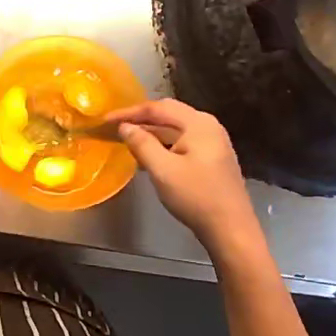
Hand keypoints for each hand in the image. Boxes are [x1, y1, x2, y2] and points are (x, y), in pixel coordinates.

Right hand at [107, 99, 261, 254]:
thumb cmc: (195, 196)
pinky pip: (181, 143)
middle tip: (114, 127)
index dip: (129, 112)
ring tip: (126, 140)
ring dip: (150, 133)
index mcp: (198, 123)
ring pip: (175, 130)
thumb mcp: (163, 170)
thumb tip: (125, 127)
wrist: (230, 227)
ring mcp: (212, 142)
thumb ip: (142, 144)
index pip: (158, 108)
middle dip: (140, 120)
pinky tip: (148, 156)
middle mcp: (208, 126)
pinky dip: (162, 145)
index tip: (106, 120)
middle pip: (168, 115)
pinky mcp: (211, 158)